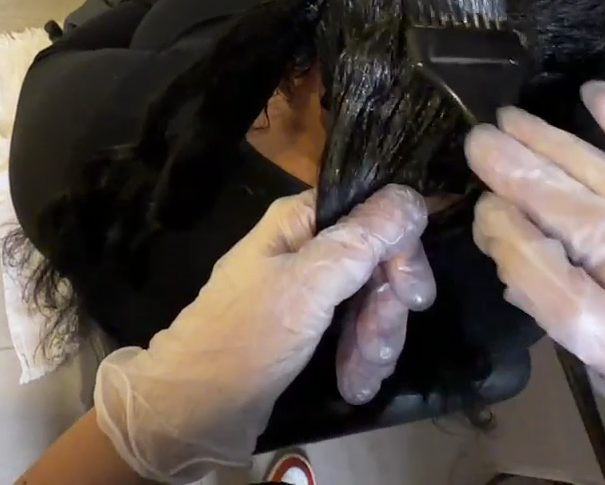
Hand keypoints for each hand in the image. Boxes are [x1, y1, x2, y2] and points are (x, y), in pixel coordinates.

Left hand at [94, 186, 432, 482]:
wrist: (192, 408)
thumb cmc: (247, 337)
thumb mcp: (308, 285)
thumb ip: (361, 239)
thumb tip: (411, 196)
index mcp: (301, 218)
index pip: (372, 211)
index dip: (399, 250)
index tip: (412, 295)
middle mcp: (306, 243)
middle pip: (375, 258)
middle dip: (385, 306)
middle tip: (380, 345)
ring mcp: (306, 285)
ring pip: (368, 296)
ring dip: (375, 337)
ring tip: (363, 374)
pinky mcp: (307, 322)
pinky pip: (351, 325)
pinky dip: (361, 354)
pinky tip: (356, 382)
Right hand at [465, 82, 604, 463]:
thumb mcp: (579, 355)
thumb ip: (539, 288)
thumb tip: (495, 216)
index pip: (568, 298)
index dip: (520, 248)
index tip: (482, 207)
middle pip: (596, 232)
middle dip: (532, 181)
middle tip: (481, 144)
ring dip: (564, 149)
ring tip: (513, 121)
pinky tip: (597, 97)